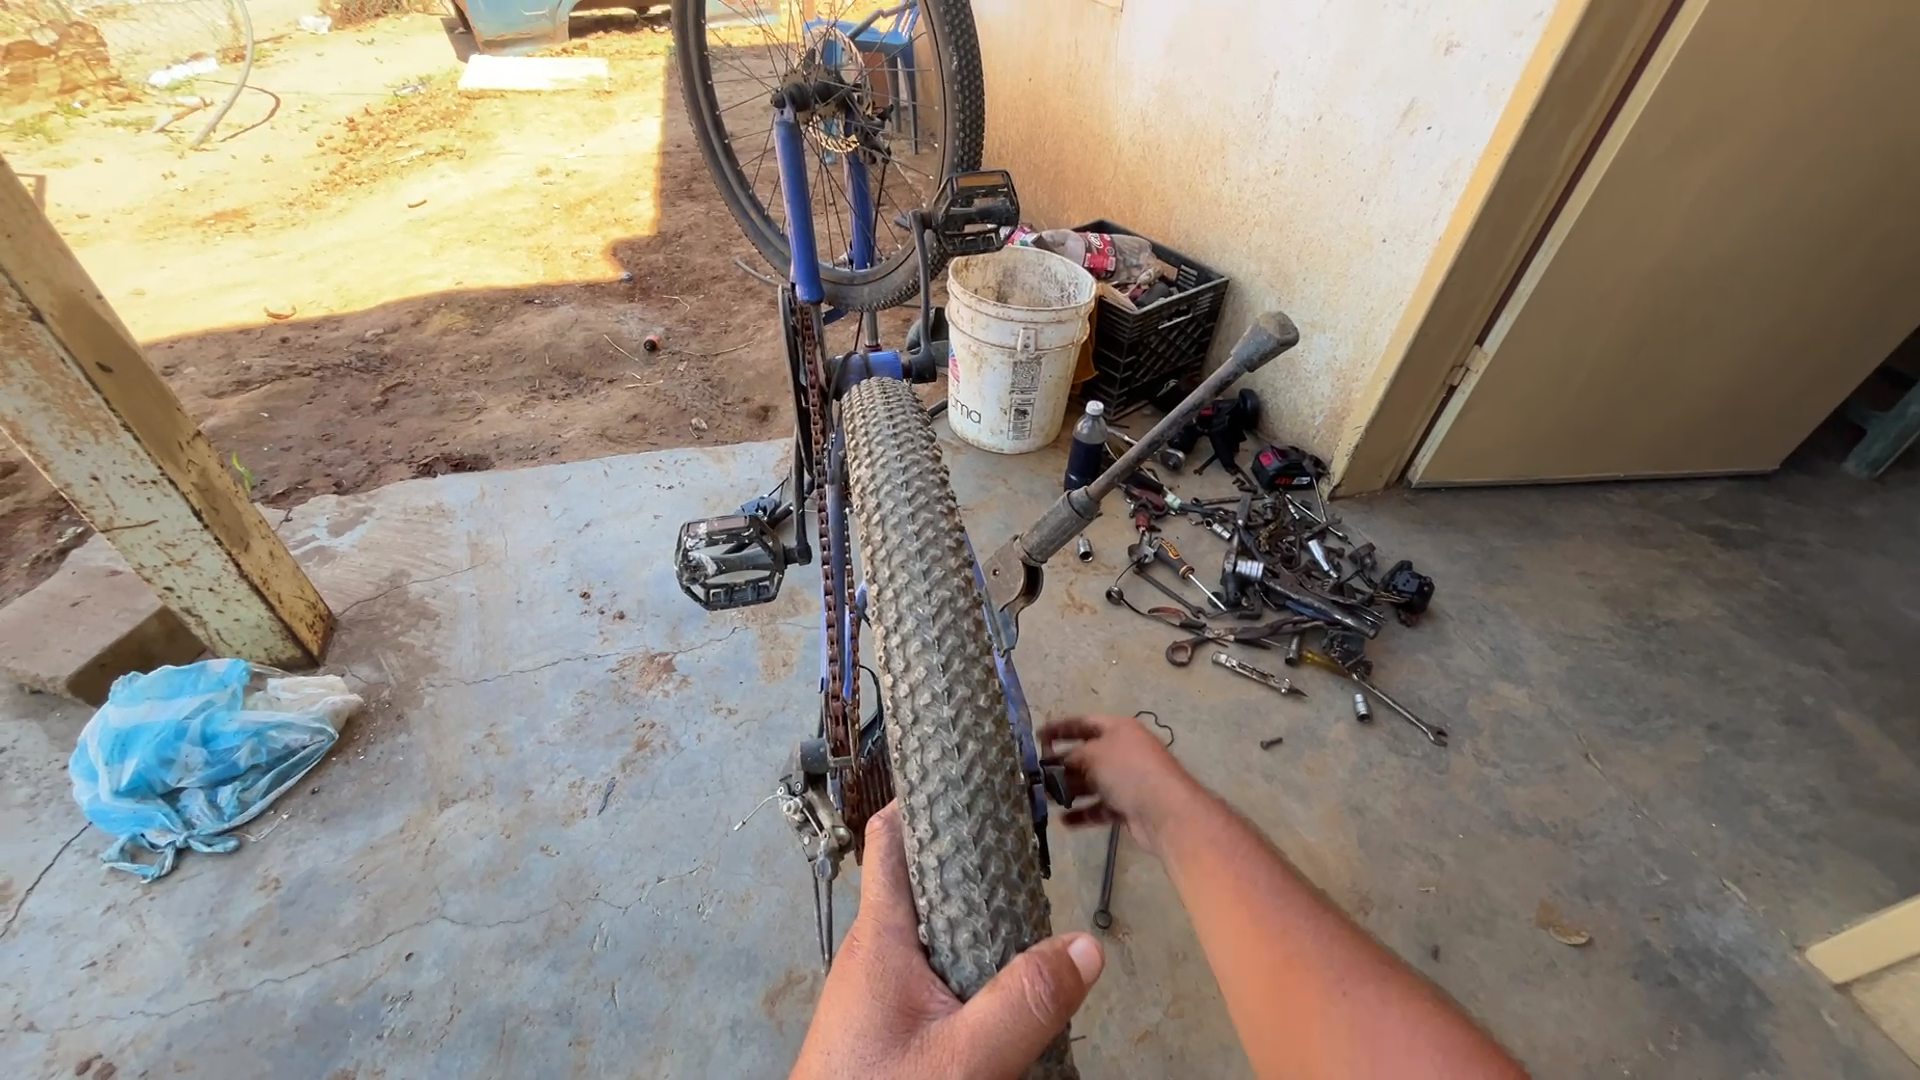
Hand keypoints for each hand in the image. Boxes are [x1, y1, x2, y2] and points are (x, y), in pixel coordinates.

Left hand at [790, 801, 1104, 1079]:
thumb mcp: (961, 1060)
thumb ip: (1022, 1005)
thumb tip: (1087, 946)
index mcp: (880, 934)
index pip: (889, 838)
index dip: (921, 798)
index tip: (966, 776)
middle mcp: (874, 947)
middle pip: (918, 876)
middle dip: (964, 855)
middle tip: (1019, 842)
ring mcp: (877, 984)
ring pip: (926, 923)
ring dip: (967, 906)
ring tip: (1022, 899)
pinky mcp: (885, 1018)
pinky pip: (928, 964)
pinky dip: (963, 951)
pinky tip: (999, 973)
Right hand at [1039, 713, 1202, 855]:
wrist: (1166, 811)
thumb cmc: (1128, 771)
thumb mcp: (1094, 754)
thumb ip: (1073, 756)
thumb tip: (1060, 763)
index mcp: (1118, 729)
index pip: (1083, 723)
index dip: (1060, 728)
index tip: (1038, 737)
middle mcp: (1123, 751)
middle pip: (1086, 755)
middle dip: (1062, 764)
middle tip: (1038, 774)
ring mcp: (1127, 780)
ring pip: (1092, 783)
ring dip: (1070, 790)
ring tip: (1046, 799)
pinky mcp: (1128, 806)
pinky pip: (1100, 807)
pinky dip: (1083, 813)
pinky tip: (1064, 821)